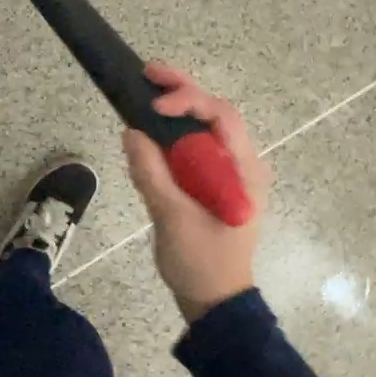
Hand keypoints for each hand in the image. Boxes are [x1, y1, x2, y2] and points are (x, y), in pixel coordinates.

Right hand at [122, 63, 272, 323]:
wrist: (215, 304)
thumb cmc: (201, 263)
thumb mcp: (172, 218)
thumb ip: (151, 173)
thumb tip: (131, 132)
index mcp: (244, 170)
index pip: (222, 116)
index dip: (189, 101)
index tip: (154, 108)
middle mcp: (242, 165)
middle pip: (214, 114)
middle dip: (183, 91)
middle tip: (147, 72)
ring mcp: (227, 175)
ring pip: (204, 129)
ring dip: (178, 108)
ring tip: (145, 90)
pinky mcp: (212, 186)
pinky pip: (194, 149)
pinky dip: (173, 134)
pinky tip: (149, 128)